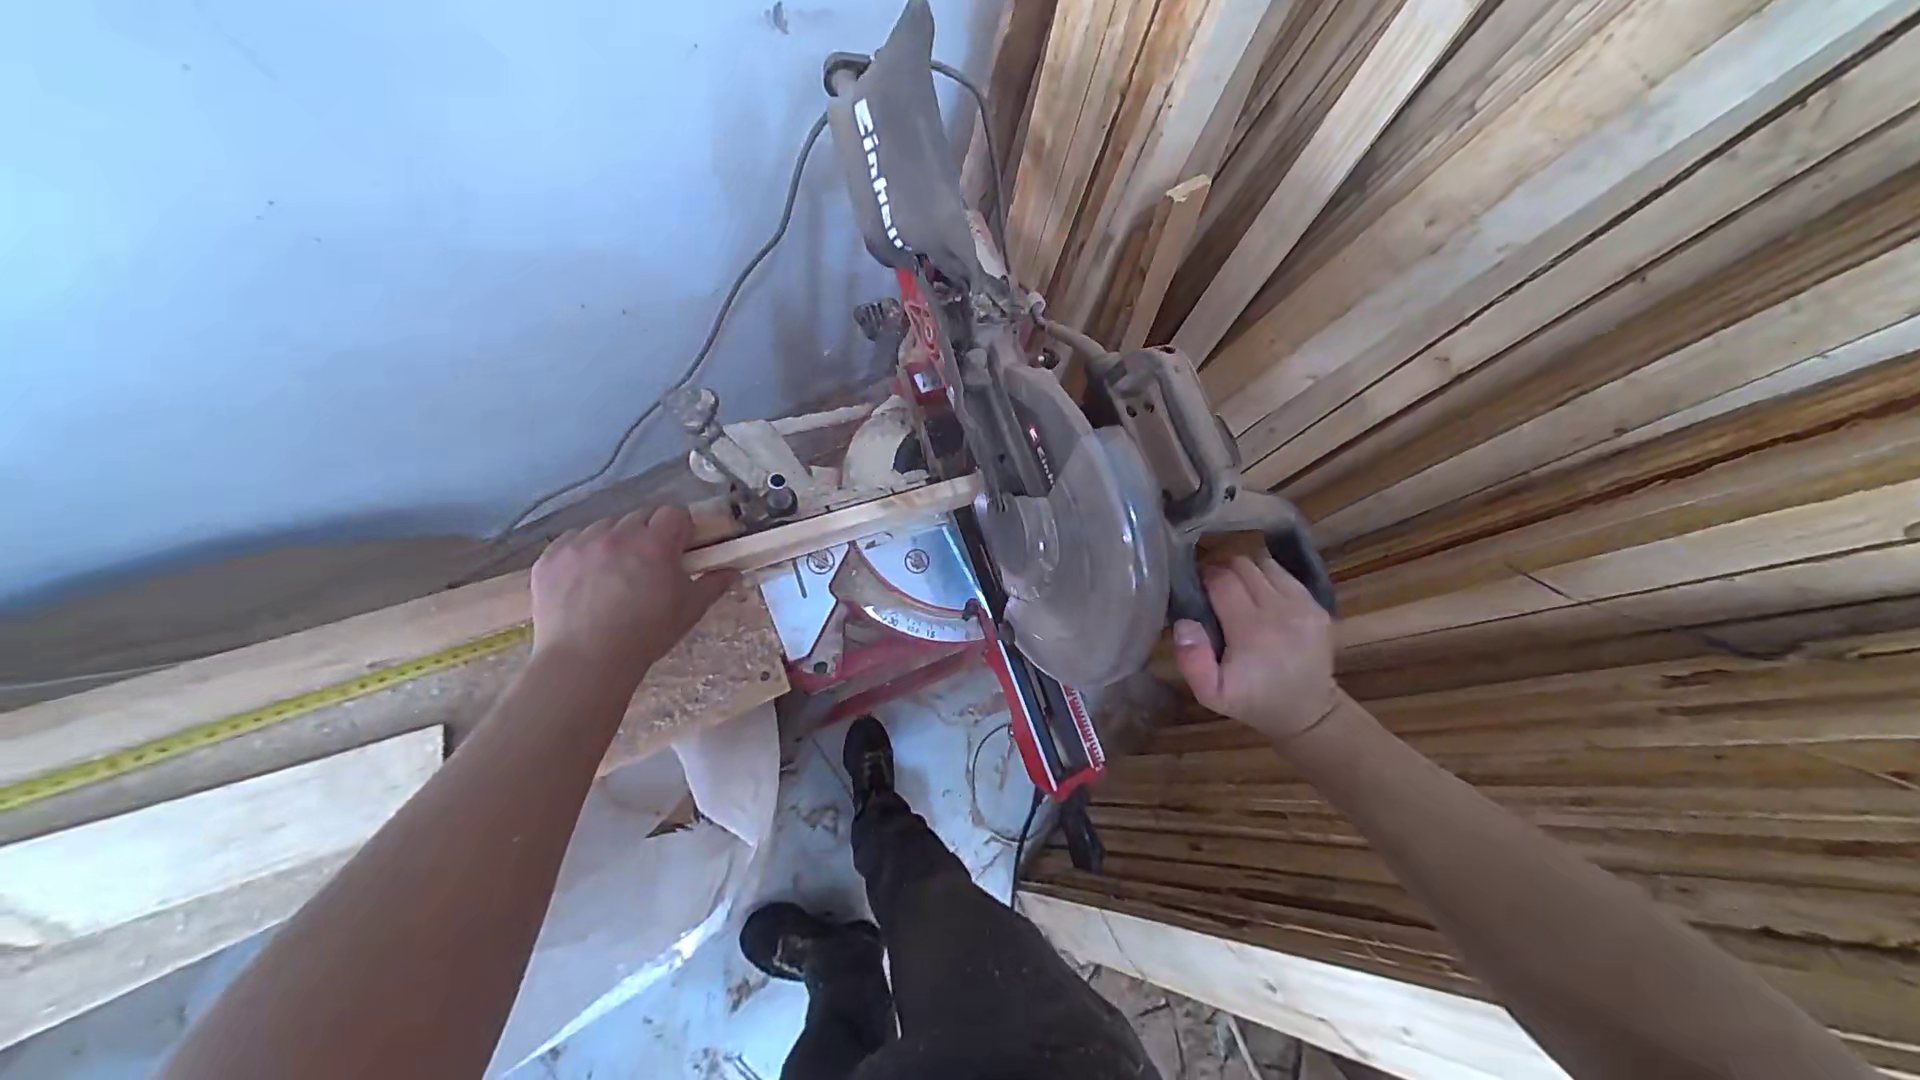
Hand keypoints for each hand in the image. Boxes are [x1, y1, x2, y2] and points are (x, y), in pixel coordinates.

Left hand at [529, 506, 736, 679]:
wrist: (586, 662)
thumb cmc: (646, 635)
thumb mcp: (689, 610)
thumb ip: (713, 584)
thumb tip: (733, 571)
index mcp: (655, 544)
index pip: (674, 513)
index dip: (681, 529)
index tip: (681, 549)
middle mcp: (616, 535)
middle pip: (640, 516)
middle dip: (649, 533)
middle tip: (650, 564)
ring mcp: (579, 544)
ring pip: (605, 526)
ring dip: (616, 540)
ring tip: (616, 572)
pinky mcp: (550, 558)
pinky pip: (573, 540)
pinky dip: (584, 552)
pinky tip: (588, 579)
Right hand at [1172, 555, 1337, 742]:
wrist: (1307, 712)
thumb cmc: (1253, 702)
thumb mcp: (1211, 694)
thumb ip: (1191, 660)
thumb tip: (1185, 622)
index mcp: (1252, 631)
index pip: (1222, 580)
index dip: (1204, 578)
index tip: (1196, 589)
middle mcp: (1282, 610)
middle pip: (1243, 565)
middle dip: (1223, 571)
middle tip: (1213, 589)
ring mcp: (1305, 605)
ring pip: (1264, 563)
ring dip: (1246, 572)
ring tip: (1237, 591)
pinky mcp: (1318, 606)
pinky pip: (1285, 575)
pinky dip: (1267, 578)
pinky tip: (1261, 596)